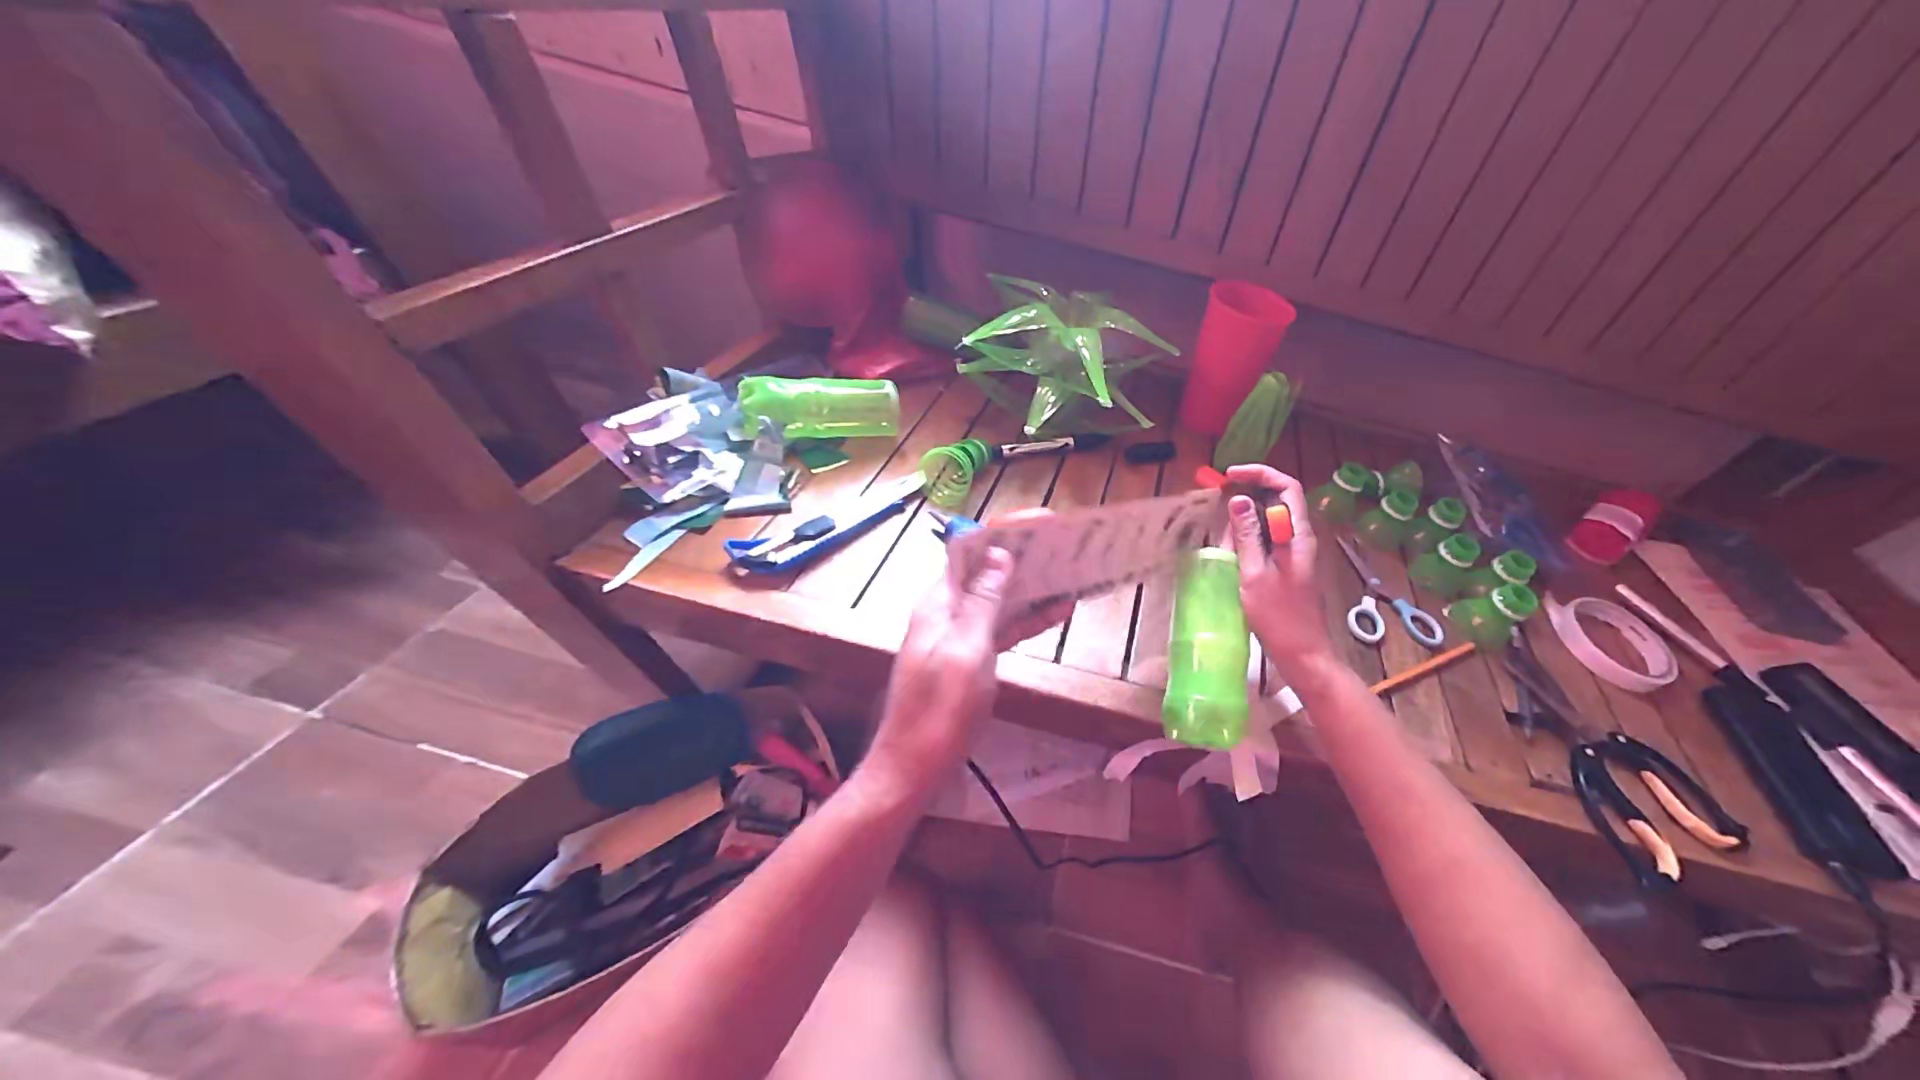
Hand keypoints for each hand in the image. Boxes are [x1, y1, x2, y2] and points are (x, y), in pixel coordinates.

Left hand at [868, 542, 1070, 794]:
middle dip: (1025, 554)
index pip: (972, 549)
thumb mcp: (966, 651)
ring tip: (1072, 569)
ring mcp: (957, 636)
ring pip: (999, 599)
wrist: (913, 767)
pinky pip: (1001, 628)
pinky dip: (1028, 619)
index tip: (1047, 519)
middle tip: (1068, 542)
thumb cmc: (940, 711)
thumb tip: (999, 556)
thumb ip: (982, 603)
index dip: (1007, 530)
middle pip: (988, 570)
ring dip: (1032, 585)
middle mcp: (946, 611)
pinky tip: (1059, 612)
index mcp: (939, 601)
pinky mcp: (969, 660)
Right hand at [1223, 464, 1334, 684]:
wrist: (1303, 654)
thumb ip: (1247, 536)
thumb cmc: (1278, 617)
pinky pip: (1269, 536)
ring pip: (1273, 517)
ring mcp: (1295, 552)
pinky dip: (1250, 529)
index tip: (1230, 475)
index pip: (1287, 487)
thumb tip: (1238, 500)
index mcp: (1298, 536)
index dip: (1260, 474)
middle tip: (1220, 489)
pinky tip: (1232, 538)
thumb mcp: (1254, 574)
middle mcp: (1300, 538)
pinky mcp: (1287, 565)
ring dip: (1249, 508)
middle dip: (1252, 487)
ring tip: (1222, 509)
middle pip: (1281, 498)